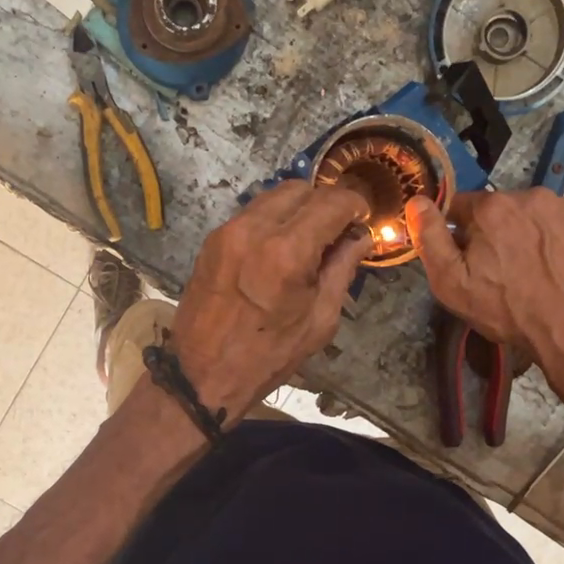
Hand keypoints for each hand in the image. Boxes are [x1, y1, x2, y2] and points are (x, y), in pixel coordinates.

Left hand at [169, 180, 370, 422]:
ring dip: (298, 208)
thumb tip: (360, 236)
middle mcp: (255, 229)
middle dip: (325, 203)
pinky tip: (279, 248)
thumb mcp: (320, 319)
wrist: (201, 374)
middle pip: (302, 188)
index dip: (355, 206)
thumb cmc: (268, 355)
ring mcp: (228, 231)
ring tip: (308, 240)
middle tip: (336, 232)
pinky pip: (251, 213)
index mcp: (287, 251)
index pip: (332, 202)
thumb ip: (342, 269)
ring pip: (274, 195)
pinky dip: (272, 220)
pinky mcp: (213, 239)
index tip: (362, 220)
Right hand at [406, 188, 563, 367]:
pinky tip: (556, 265)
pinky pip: (563, 221)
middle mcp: (530, 195)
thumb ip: (429, 238)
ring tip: (532, 268)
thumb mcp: (451, 283)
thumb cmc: (506, 309)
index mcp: (492, 207)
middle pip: (499, 209)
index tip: (467, 259)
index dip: (458, 233)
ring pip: (532, 214)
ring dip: (526, 232)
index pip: (460, 206)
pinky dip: (556, 237)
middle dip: (494, 232)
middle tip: (499, 269)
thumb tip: (415, 201)